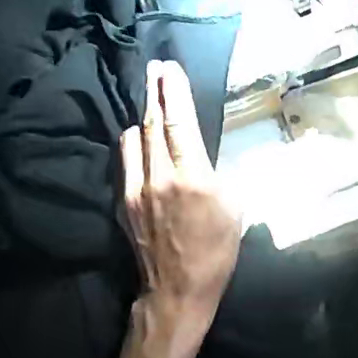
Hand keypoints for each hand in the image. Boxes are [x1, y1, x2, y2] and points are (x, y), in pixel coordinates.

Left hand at [120, 60, 241, 348]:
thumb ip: (216, 172)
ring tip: (150, 98)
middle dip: (155, 91)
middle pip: (152, 122)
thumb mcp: (234, 207)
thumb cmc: (216, 250)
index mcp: (194, 177)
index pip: (179, 122)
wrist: (177, 290)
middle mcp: (161, 176)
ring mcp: (137, 188)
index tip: (170, 68)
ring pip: (134, 137)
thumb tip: (201, 149)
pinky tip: (139, 136)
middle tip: (156, 67)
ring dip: (142, 115)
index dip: (174, 91)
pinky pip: (125, 159)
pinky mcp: (123, 201)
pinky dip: (133, 142)